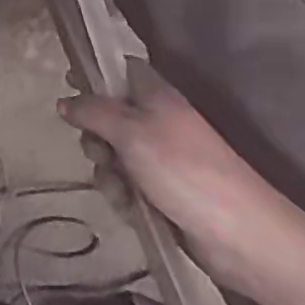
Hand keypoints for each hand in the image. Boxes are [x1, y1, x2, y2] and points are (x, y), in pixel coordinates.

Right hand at [58, 83, 294, 286]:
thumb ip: (92, 112)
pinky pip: (124, 184)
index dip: (94, 73)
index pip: (120, 70)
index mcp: (155, 96)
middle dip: (94, 137)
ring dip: (106, 172)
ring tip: (120, 188)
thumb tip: (64, 101)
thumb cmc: (184, 169)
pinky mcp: (160, 192)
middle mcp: (156, 123)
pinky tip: (131, 208)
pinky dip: (122, 195)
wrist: (240, 235)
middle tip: (99, 151)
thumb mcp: (130, 131)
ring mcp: (159, 159)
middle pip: (106, 117)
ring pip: (111, 155)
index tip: (69, 84)